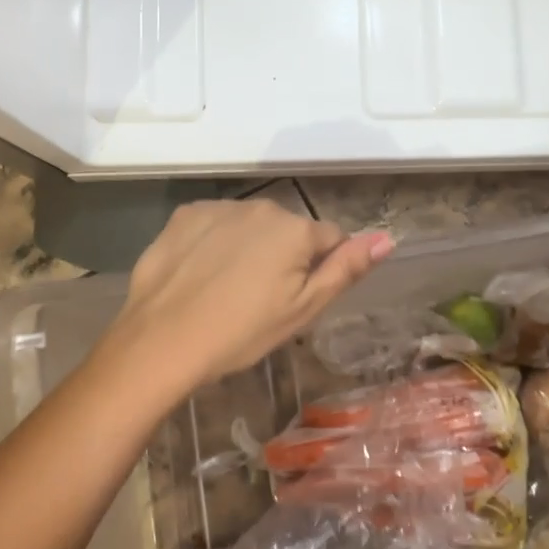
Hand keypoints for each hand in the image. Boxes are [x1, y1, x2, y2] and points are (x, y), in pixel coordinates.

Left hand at [101, 200, 393, 390]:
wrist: (160, 342)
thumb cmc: (241, 333)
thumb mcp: (304, 310)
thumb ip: (346, 269)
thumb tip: (388, 237)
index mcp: (296, 230)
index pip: (330, 240)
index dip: (318, 271)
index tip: (294, 300)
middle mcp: (262, 207)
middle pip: (289, 231)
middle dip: (284, 256)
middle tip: (260, 301)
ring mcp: (220, 208)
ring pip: (251, 227)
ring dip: (249, 248)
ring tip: (226, 291)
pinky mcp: (184, 215)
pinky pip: (215, 225)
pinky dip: (214, 243)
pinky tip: (200, 276)